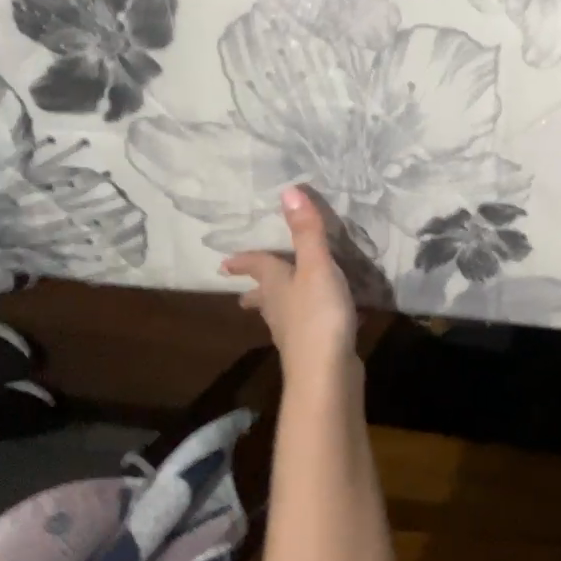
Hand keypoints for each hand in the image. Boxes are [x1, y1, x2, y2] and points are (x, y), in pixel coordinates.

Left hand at [222, 186, 358, 379]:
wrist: (326, 370)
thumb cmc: (318, 314)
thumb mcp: (316, 267)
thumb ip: (307, 232)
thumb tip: (288, 189)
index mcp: (277, 286)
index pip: (258, 266)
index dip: (246, 260)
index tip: (226, 261)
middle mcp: (280, 308)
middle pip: (262, 297)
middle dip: (256, 291)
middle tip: (244, 291)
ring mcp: (296, 331)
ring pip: (284, 313)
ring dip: (283, 306)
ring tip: (287, 303)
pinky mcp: (316, 347)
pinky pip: (312, 325)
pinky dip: (316, 318)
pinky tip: (333, 318)